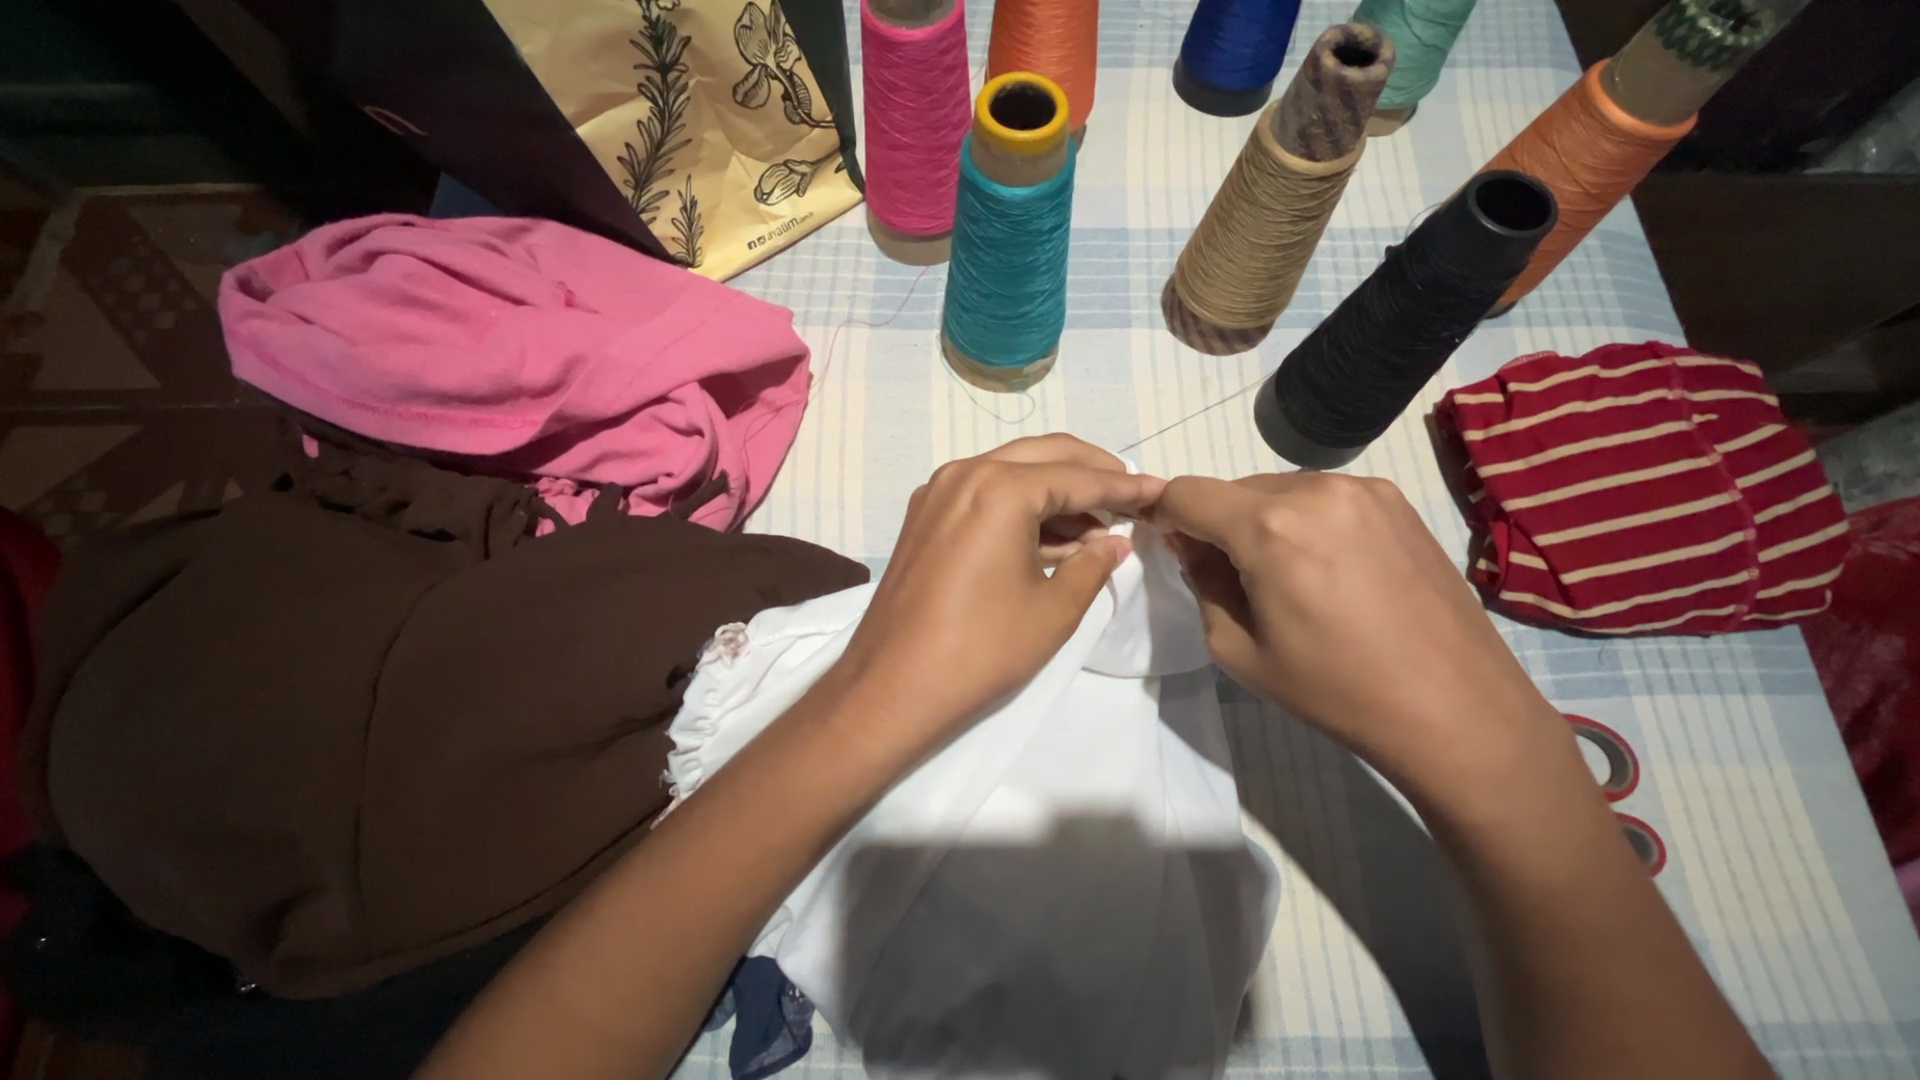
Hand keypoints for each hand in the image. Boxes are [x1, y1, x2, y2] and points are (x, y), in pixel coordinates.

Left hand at [832, 435, 1164, 767]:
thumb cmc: (980, 649)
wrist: (891, 687)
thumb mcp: (1053, 610)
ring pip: (1010, 471)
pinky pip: (983, 493)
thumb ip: (1091, 565)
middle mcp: (964, 473)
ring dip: (1055, 488)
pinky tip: (1051, 533)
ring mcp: (937, 492)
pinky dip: (1020, 504)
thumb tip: (1114, 542)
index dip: (1124, 487)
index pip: (1077, 477)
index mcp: (999, 488)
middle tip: (1130, 495)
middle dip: (1091, 472)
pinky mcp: (923, 517)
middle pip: (1043, 457)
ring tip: (1098, 520)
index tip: (1160, 491)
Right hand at [1145, 472, 1564, 810]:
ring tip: (1289, 579)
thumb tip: (1190, 543)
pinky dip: (1305, 521)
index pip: (1185, 493)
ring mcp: (1362, 489)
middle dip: (1216, 524)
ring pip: (1278, 491)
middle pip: (1232, 489)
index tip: (1166, 545)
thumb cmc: (1336, 689)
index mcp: (1269, 528)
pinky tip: (1330, 570)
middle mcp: (1314, 489)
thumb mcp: (1238, 649)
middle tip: (1230, 578)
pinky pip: (1322, 496)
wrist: (1454, 707)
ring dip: (1261, 522)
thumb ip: (1201, 581)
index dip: (1162, 515)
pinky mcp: (1395, 500)